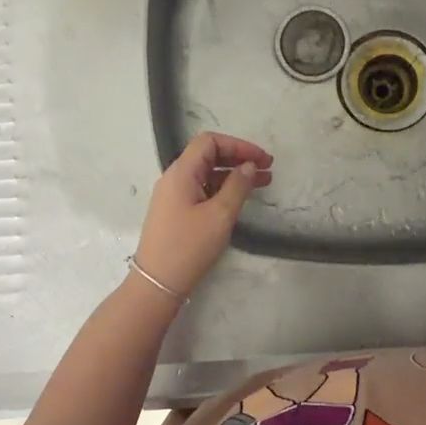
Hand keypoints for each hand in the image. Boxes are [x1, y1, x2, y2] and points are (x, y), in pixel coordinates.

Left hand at [132, 132, 273, 298]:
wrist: (157, 282)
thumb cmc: (189, 246)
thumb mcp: (220, 215)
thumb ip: (237, 186)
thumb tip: (249, 166)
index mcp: (181, 173)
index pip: (209, 142)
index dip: (238, 145)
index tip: (262, 159)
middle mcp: (174, 179)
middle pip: (208, 156)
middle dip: (238, 159)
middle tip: (267, 169)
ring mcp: (173, 196)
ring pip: (206, 174)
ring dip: (233, 175)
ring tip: (262, 183)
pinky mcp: (176, 212)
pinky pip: (201, 190)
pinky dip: (222, 189)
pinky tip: (240, 199)